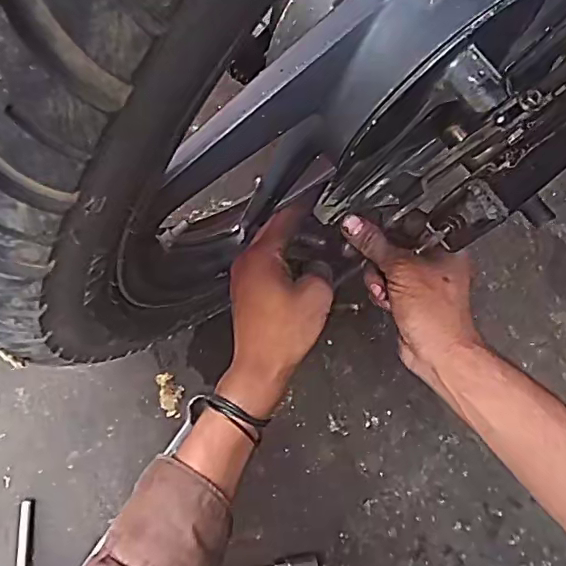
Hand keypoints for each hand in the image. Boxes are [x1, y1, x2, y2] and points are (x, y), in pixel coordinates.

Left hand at [220, 206, 332, 416]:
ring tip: (314, 250)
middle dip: (297, 226)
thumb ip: (323, 269)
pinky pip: (265, 268)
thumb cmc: (280, 337)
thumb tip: (322, 265)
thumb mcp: (317, 295)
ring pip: (269, 250)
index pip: (284, 219)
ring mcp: (243, 278)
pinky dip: (283, 265)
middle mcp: (247, 264)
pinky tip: (300, 274)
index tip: (313, 199)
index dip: (303, 207)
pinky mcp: (246, 293)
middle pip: (273, 232)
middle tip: (318, 225)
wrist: (260, 366)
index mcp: (261, 257)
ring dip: (290, 247)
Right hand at [341, 216, 481, 383]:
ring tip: (386, 290)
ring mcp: (423, 282)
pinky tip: (387, 301)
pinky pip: (386, 287)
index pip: (409, 222)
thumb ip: (375, 245)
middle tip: (381, 269)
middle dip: (380, 260)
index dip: (387, 225)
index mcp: (445, 246)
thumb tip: (355, 225)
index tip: (367, 231)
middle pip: (394, 246)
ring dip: (379, 280)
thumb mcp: (401, 270)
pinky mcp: (410, 300)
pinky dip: (382, 293)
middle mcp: (436, 262)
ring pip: (387, 268)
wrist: (438, 353)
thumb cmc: (438, 316)